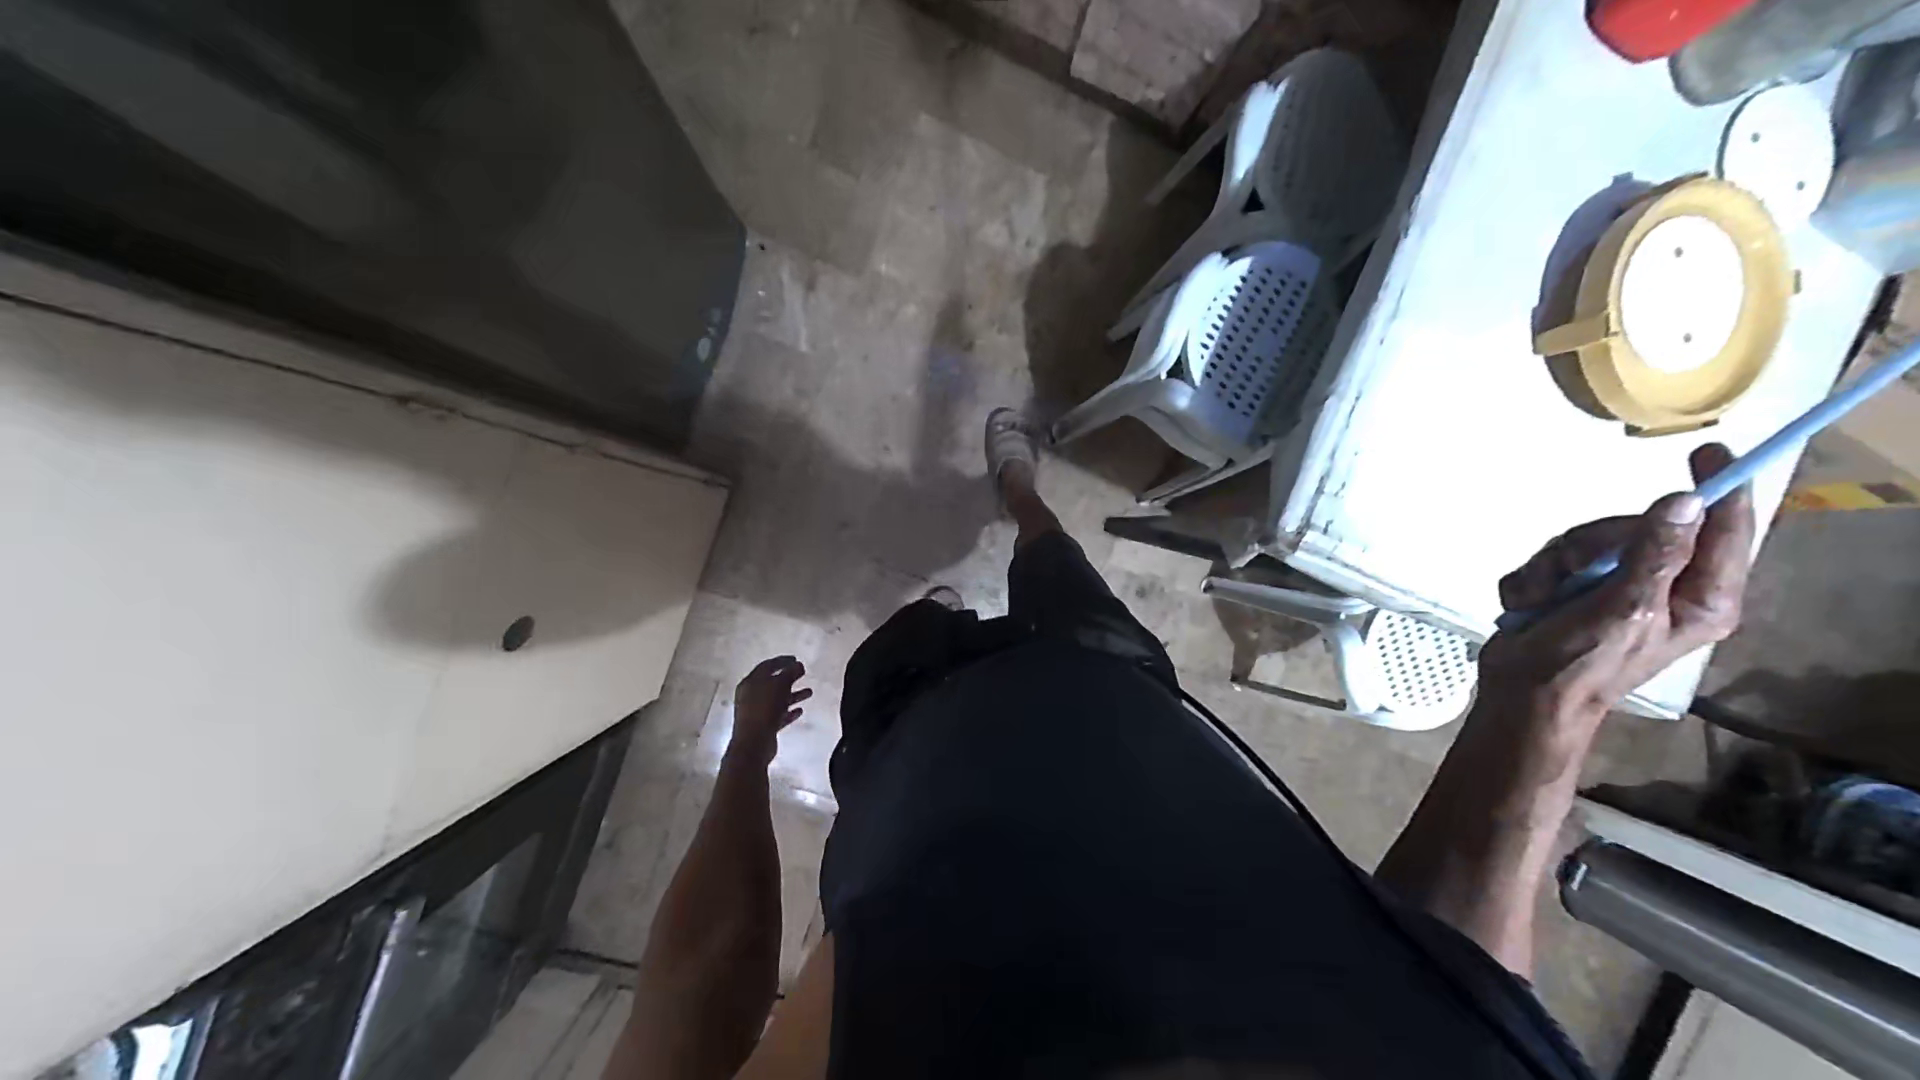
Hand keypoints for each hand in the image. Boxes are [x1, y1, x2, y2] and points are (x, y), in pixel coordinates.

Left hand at [729, 656, 810, 765]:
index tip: (795, 659)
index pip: (767, 666)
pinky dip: (789, 711)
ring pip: (777, 699)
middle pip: (772, 682)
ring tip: (809, 692)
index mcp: (750, 682)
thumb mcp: (780, 685)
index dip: (782, 661)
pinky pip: (778, 715)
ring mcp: (756, 712)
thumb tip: (798, 664)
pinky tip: (800, 711)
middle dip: (788, 678)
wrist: (754, 743)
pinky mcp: (763, 726)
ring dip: (792, 695)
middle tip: (802, 673)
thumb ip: (790, 673)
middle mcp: (751, 695)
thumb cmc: (764, 709)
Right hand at [1480, 443, 1754, 732]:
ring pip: (1581, 543)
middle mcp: (1659, 586)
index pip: (1722, 531)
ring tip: (1541, 599)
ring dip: (1551, 568)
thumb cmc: (1583, 662)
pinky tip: (1527, 605)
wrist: (1522, 694)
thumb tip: (1683, 501)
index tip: (1706, 453)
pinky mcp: (1566, 591)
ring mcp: (1609, 588)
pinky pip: (1546, 562)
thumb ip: (1654, 555)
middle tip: (1572, 569)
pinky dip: (1529, 582)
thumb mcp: (1625, 609)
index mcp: (1699, 596)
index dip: (1718, 490)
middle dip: (1592, 545)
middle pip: (1632, 529)